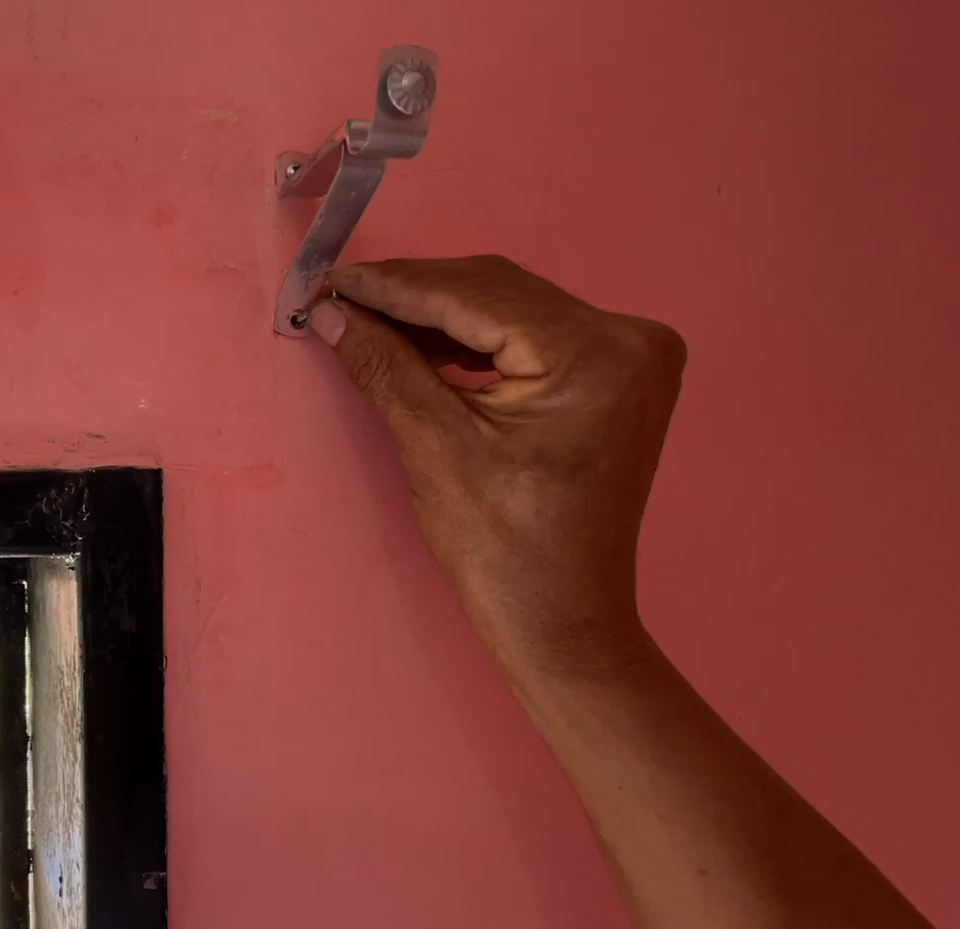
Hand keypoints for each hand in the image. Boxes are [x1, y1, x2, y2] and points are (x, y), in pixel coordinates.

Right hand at [308, 256, 685, 677]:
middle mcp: (628, 337)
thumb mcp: (432, 447)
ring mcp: (629, 356)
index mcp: (593, 353)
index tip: (330, 280)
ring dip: (436, 313)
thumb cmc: (496, 546)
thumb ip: (384, 366)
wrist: (559, 617)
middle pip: (498, 292)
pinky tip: (419, 342)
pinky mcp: (613, 377)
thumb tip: (332, 313)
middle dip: (412, 292)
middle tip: (339, 297)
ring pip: (510, 310)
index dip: (394, 284)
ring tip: (367, 318)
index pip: (475, 294)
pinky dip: (469, 340)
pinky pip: (527, 338)